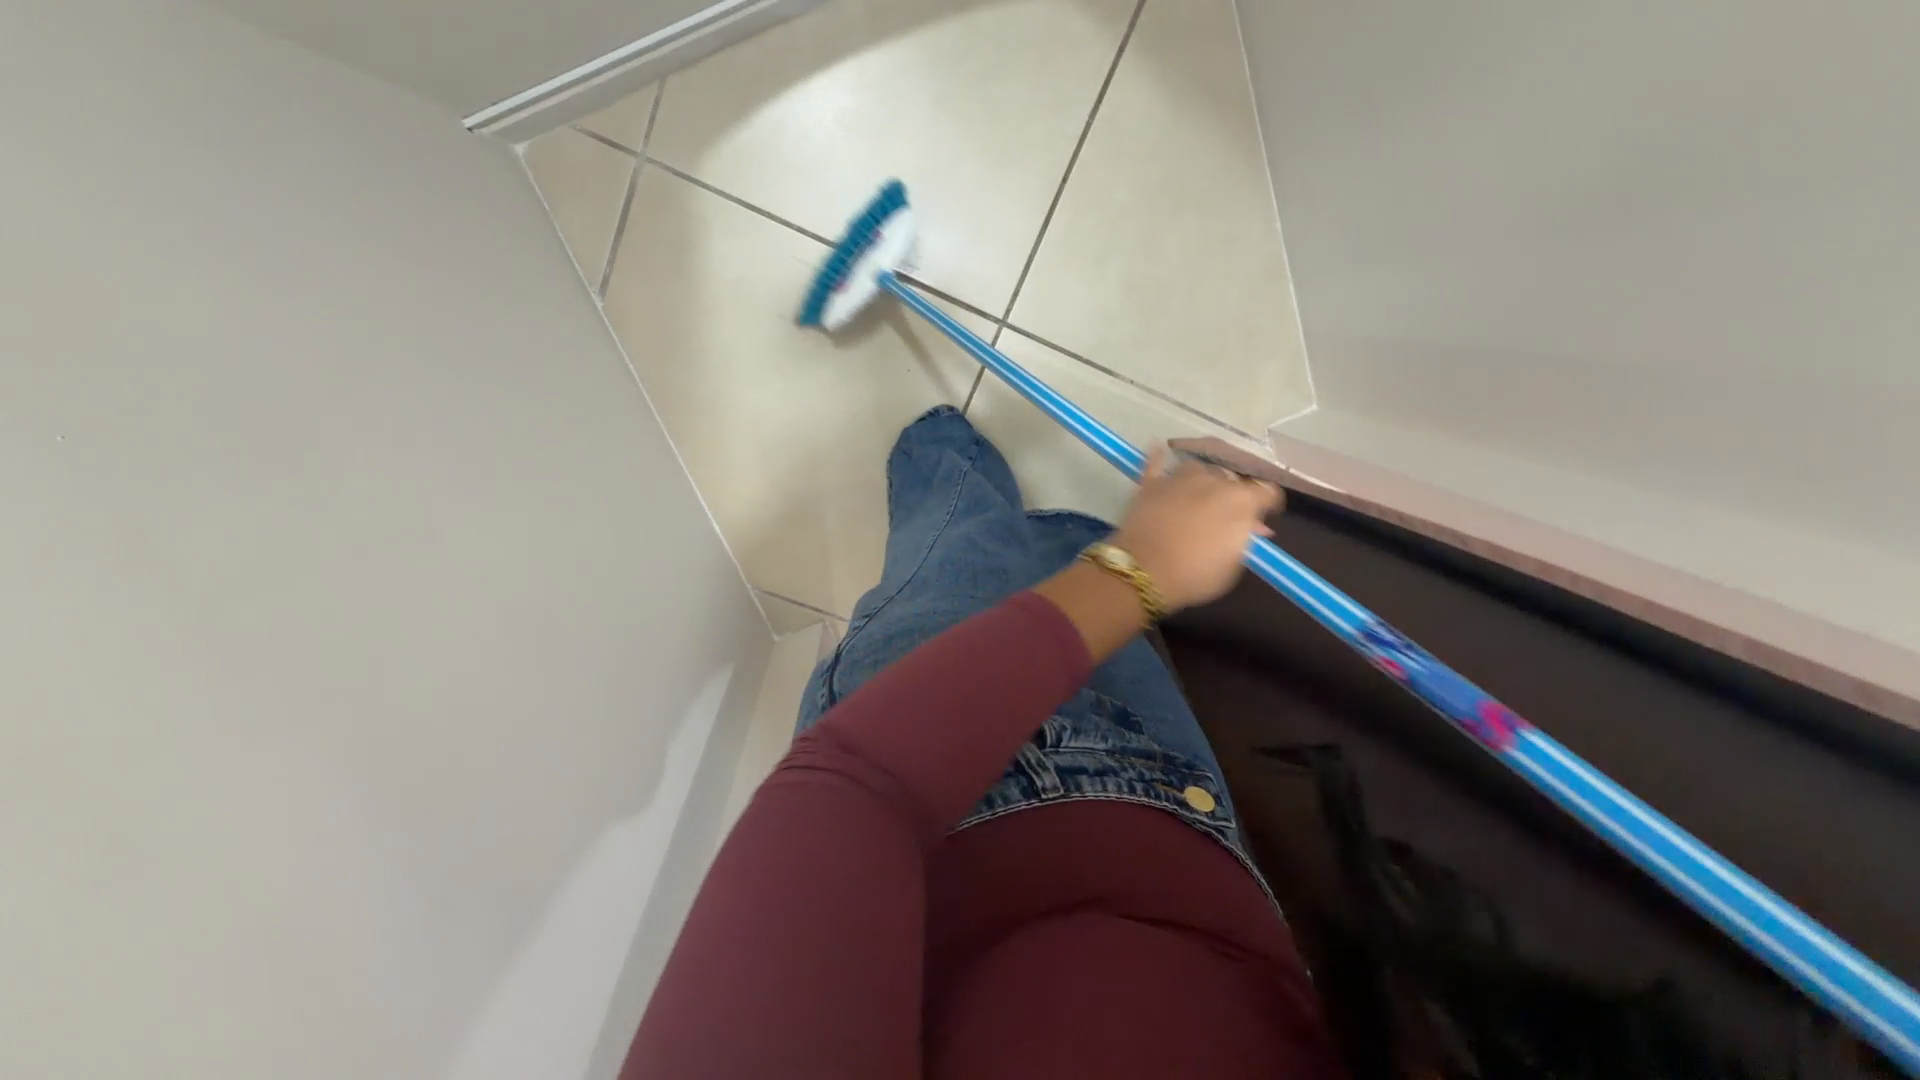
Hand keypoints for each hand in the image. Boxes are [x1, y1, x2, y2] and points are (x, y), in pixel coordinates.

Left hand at [1110, 446, 1283, 611]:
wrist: (1143, 571)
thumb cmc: (1195, 574)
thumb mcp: (1233, 565)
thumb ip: (1245, 539)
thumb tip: (1253, 526)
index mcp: (1241, 500)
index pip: (1267, 491)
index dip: (1268, 503)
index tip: (1264, 516)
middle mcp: (1213, 480)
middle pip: (1231, 480)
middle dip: (1232, 495)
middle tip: (1224, 516)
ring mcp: (1180, 478)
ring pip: (1199, 470)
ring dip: (1202, 481)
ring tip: (1197, 496)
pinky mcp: (1151, 482)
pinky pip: (1157, 462)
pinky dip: (1160, 458)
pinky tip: (1159, 449)